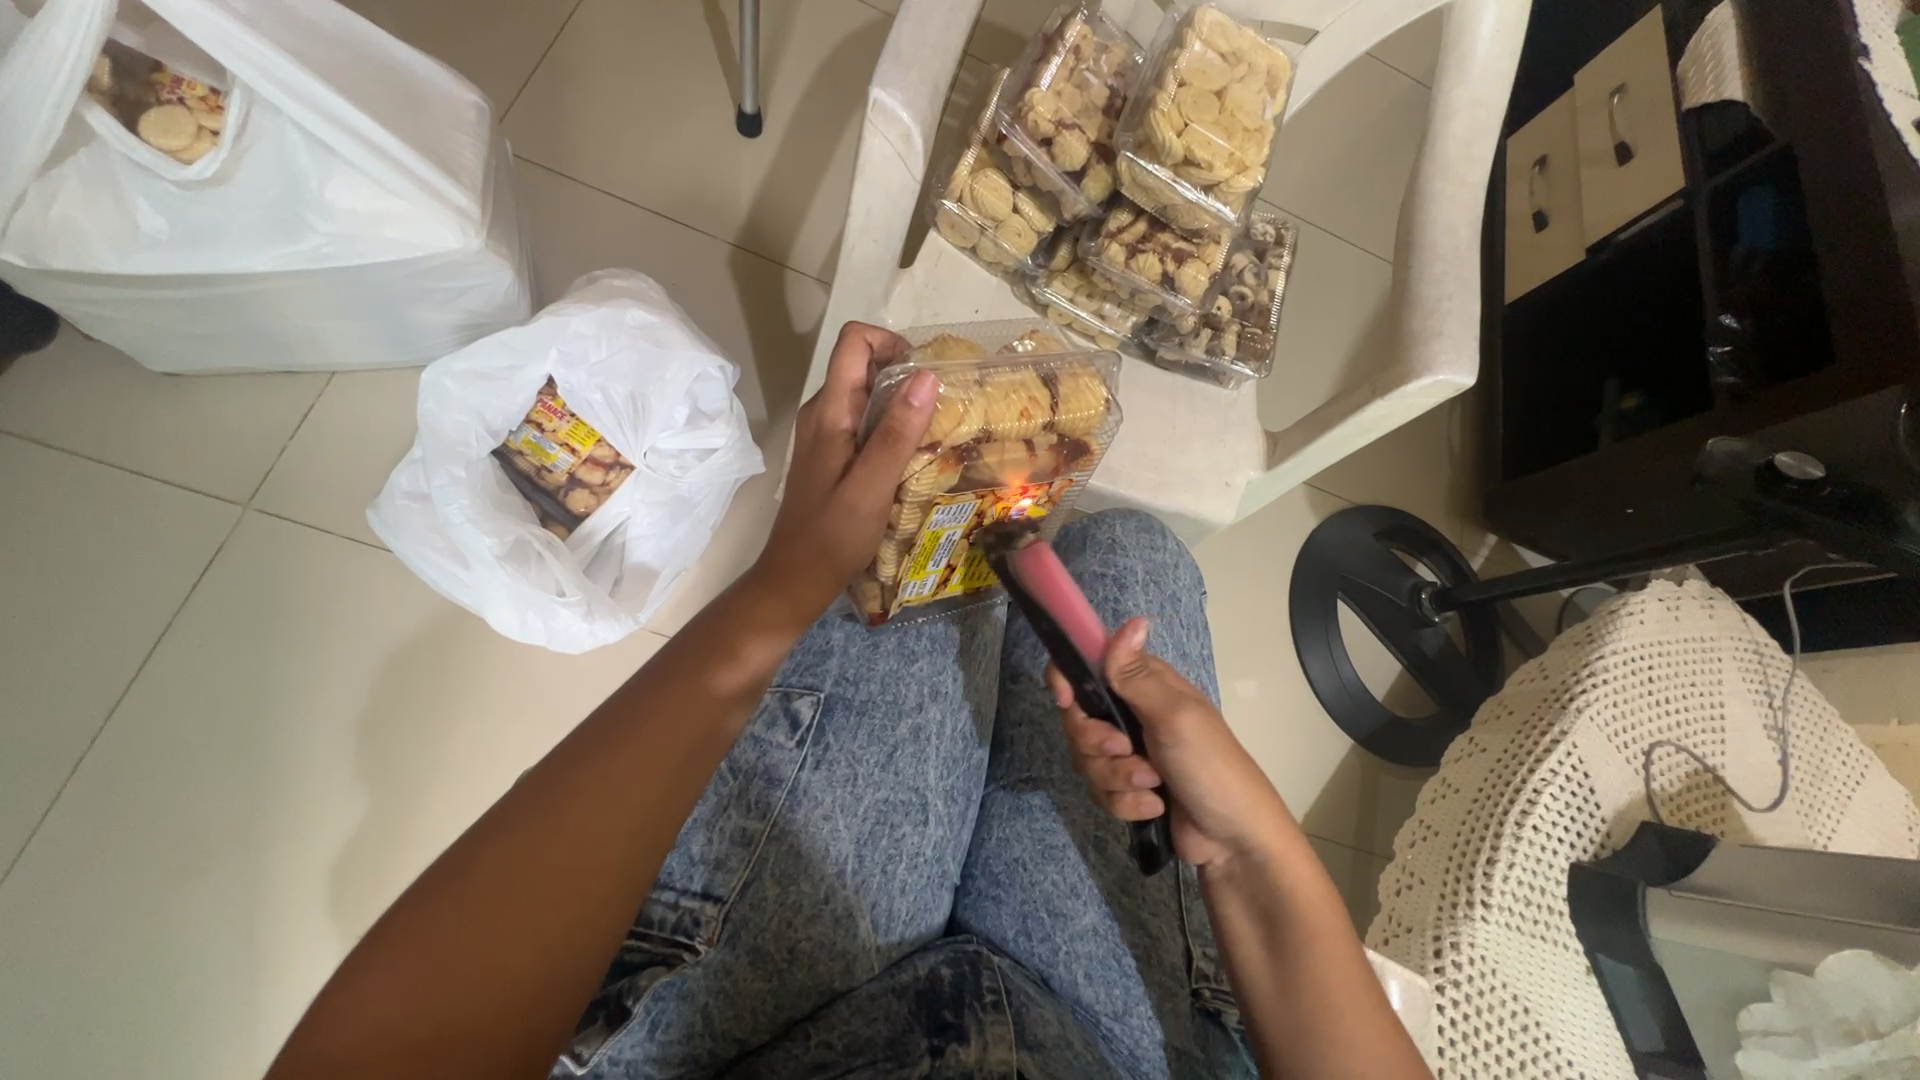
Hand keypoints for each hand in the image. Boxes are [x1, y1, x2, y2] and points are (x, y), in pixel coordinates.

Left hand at [750, 322, 936, 621]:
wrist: (795, 579)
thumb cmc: (833, 537)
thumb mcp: (872, 486)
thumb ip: (897, 432)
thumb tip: (927, 376)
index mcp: (828, 412)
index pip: (853, 341)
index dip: (891, 342)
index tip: (925, 375)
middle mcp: (821, 413)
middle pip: (861, 364)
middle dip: (903, 374)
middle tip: (939, 409)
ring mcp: (823, 435)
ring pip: (864, 395)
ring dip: (899, 403)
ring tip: (931, 435)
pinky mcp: (830, 456)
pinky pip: (863, 424)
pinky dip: (889, 428)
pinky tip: (909, 459)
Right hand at [1050, 618, 1291, 867]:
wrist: (1234, 841)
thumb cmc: (1211, 766)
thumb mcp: (1175, 716)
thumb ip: (1136, 676)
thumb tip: (1133, 619)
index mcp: (1143, 684)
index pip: (1087, 664)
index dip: (1066, 680)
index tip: (1065, 701)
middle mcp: (1131, 712)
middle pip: (1077, 718)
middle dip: (1096, 743)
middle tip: (1125, 750)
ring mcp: (1129, 751)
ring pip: (1085, 758)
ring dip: (1116, 777)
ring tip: (1152, 786)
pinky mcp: (1127, 787)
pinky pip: (1099, 790)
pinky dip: (1124, 802)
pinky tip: (1153, 807)